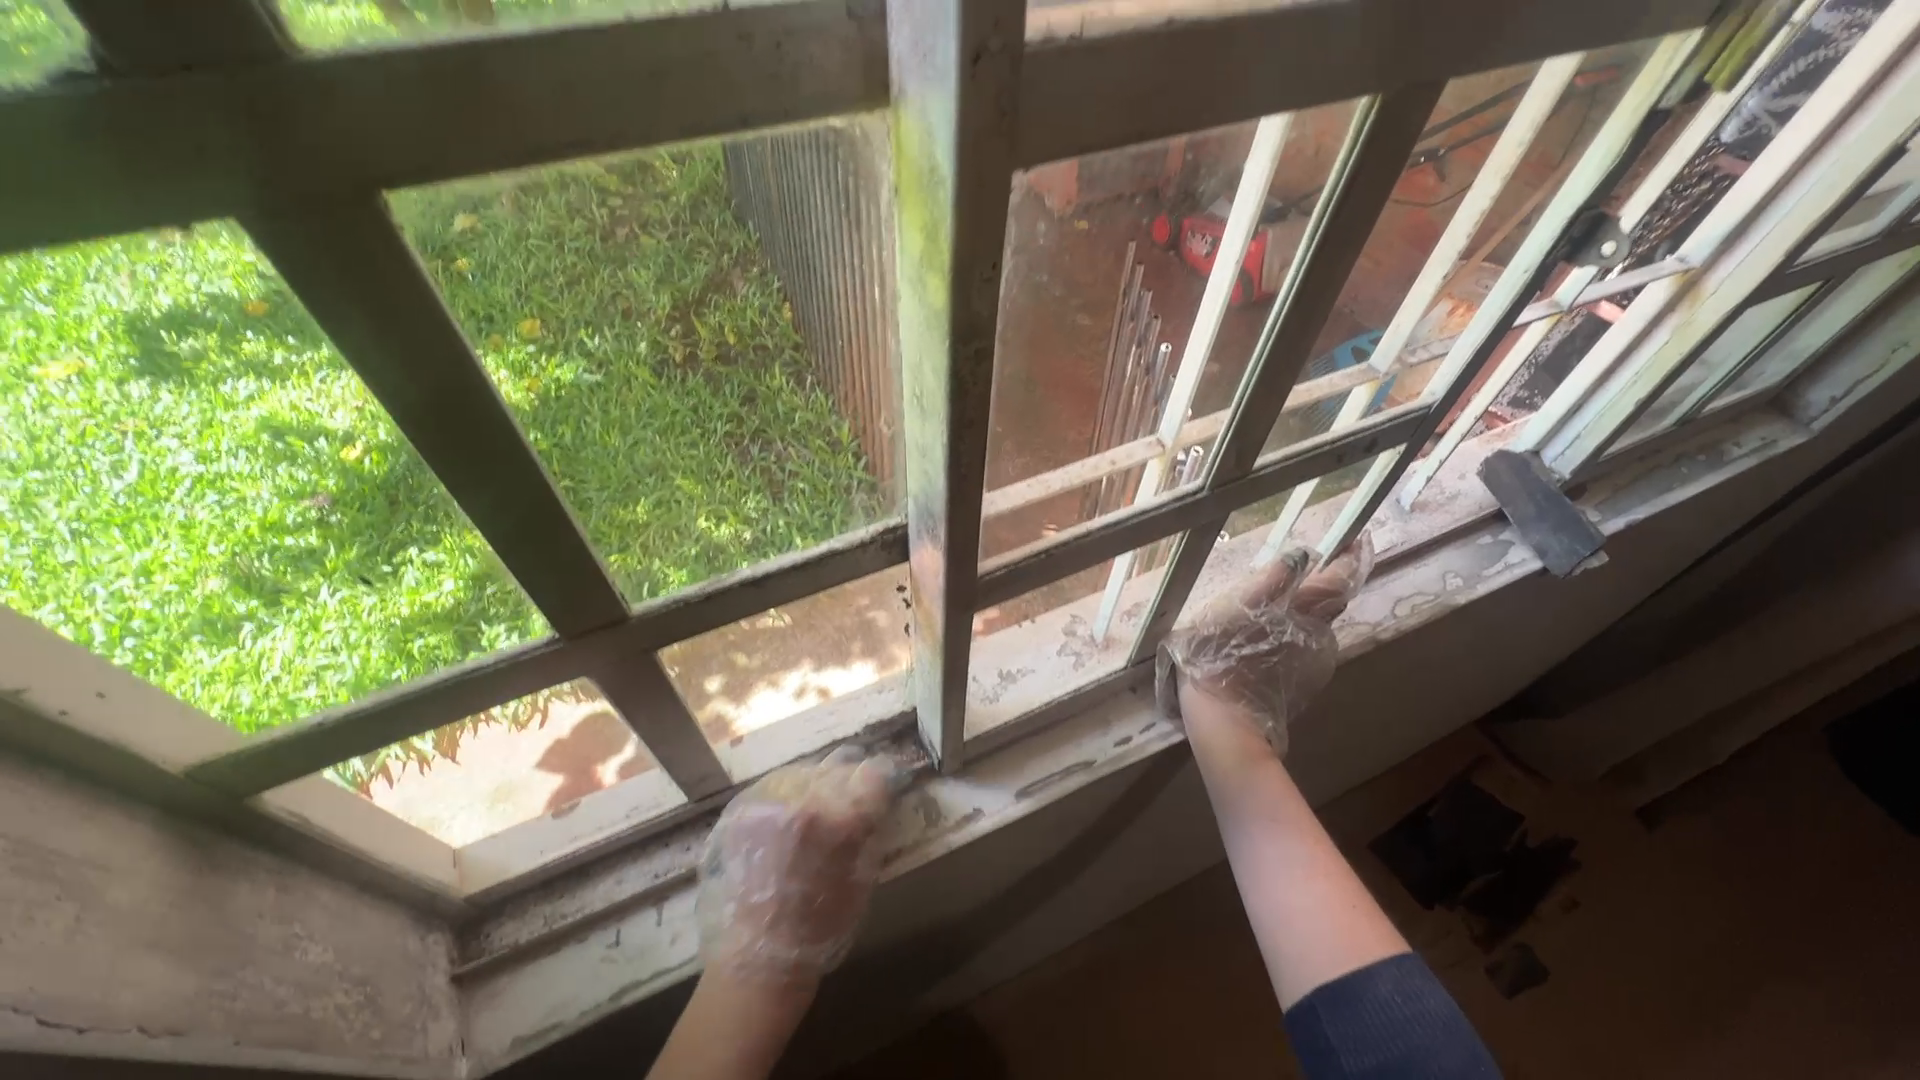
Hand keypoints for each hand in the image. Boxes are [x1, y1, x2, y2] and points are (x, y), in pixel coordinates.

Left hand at [696, 745, 901, 982]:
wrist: (757, 958)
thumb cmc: (821, 928)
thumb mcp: (863, 878)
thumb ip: (869, 832)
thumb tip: (877, 801)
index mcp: (842, 821)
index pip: (874, 773)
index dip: (880, 781)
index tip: (878, 790)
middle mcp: (805, 800)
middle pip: (838, 767)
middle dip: (847, 785)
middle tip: (846, 805)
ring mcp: (769, 801)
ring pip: (805, 772)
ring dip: (814, 788)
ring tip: (813, 816)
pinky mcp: (741, 808)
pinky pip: (774, 787)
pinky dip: (785, 798)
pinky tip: (786, 822)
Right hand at [1156, 534, 1372, 755]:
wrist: (1225, 719)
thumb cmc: (1222, 655)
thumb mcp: (1237, 608)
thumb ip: (1271, 581)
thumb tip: (1301, 556)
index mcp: (1304, 610)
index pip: (1341, 577)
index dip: (1352, 557)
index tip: (1357, 538)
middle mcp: (1320, 632)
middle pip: (1332, 601)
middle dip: (1327, 582)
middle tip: (1307, 570)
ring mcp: (1315, 660)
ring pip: (1317, 626)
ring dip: (1304, 613)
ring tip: (1271, 613)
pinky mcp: (1305, 682)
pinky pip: (1305, 649)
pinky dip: (1292, 638)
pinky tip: (1264, 645)